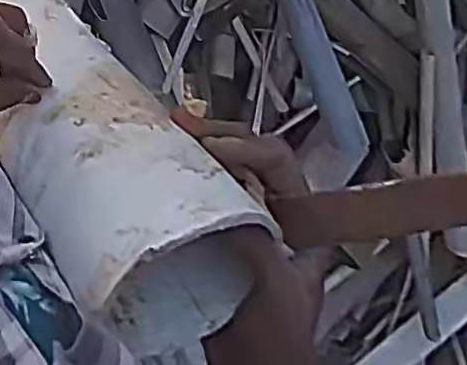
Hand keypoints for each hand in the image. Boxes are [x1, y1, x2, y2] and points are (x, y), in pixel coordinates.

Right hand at [174, 110, 328, 364]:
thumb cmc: (274, 343)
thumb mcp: (274, 286)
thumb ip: (255, 237)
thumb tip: (225, 194)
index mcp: (300, 216)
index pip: (277, 160)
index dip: (247, 148)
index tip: (215, 148)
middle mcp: (272, 207)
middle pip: (248, 151)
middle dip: (216, 134)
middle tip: (186, 125)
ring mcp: (241, 213)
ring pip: (223, 163)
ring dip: (198, 144)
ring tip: (174, 128)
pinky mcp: (211, 225)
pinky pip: (199, 186)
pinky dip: (183, 168)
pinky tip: (166, 155)